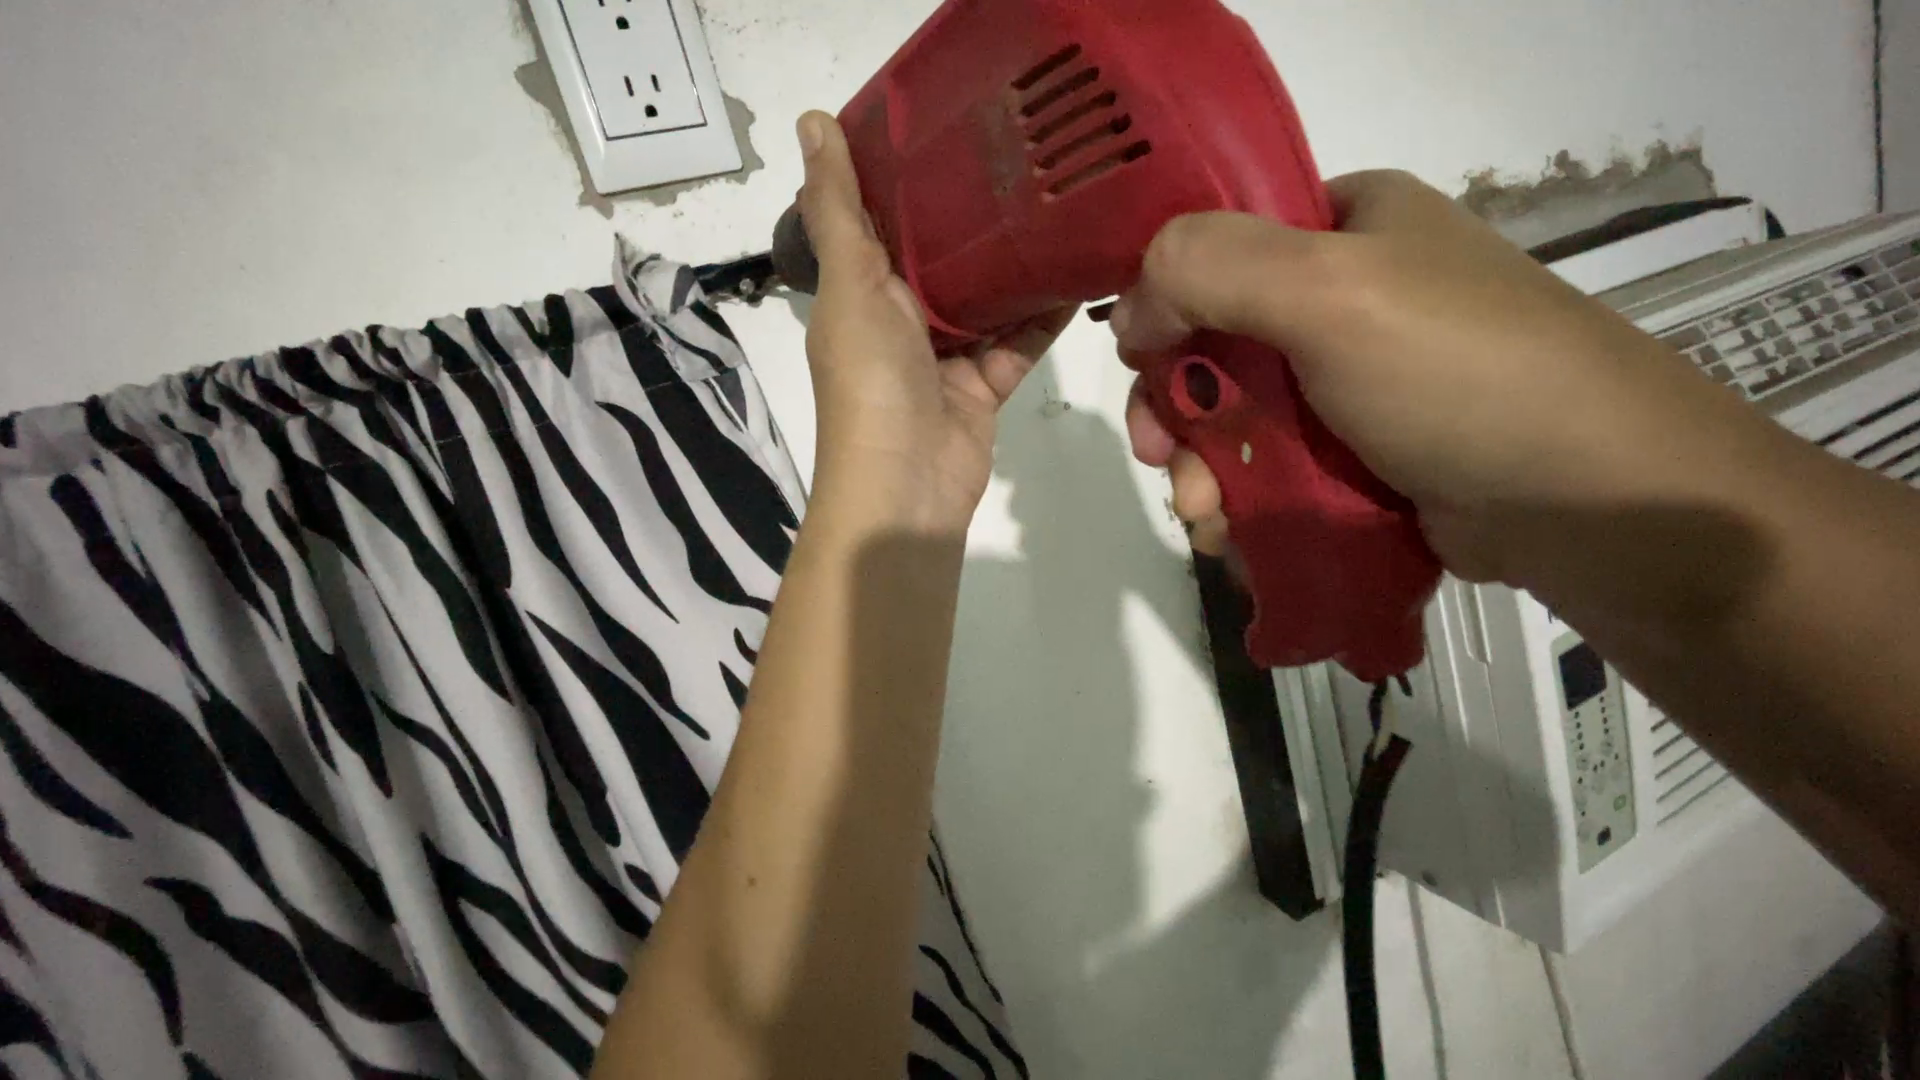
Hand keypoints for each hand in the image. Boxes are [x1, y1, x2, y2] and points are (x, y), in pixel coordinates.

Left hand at [796, 111, 1074, 532]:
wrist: (906, 484)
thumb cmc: (870, 380)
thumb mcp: (849, 284)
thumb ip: (837, 210)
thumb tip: (811, 120)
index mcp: (858, 293)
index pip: (878, 221)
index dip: (902, 173)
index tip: (943, 117)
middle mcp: (899, 321)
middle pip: (938, 258)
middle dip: (970, 214)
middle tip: (1019, 151)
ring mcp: (944, 357)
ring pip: (985, 299)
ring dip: (1015, 262)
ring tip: (1060, 201)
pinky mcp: (984, 386)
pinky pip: (1018, 341)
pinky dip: (1044, 313)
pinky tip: (1080, 269)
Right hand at [1115, 169, 1777, 583]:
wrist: (1590, 499)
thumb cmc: (1456, 371)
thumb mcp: (1329, 290)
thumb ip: (1209, 271)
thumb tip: (1129, 311)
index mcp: (1346, 223)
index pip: (1220, 243)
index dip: (1166, 299)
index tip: (1141, 362)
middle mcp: (1348, 292)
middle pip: (1218, 340)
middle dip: (1178, 409)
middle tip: (1160, 458)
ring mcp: (1354, 378)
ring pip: (1239, 413)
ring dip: (1203, 467)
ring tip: (1205, 518)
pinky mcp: (1360, 449)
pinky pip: (1274, 462)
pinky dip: (1242, 496)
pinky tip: (1230, 532)